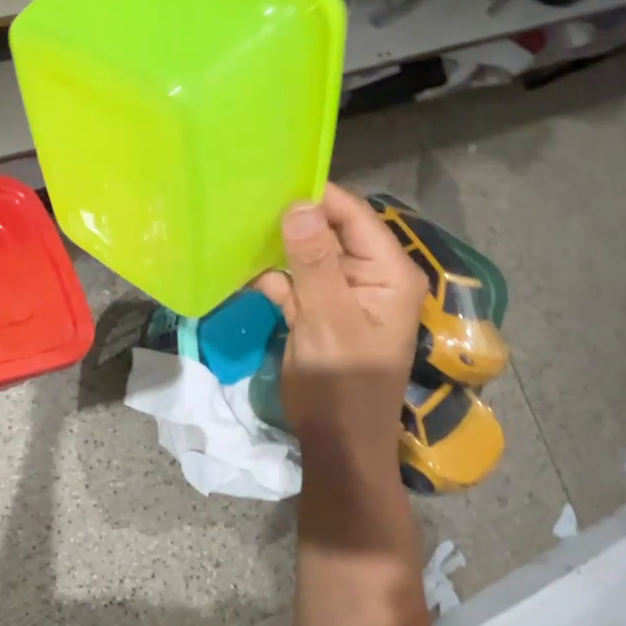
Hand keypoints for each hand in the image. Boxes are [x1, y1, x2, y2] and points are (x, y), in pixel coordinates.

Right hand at [253, 186, 425, 443]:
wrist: (337, 441)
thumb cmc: (342, 382)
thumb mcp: (327, 318)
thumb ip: (314, 261)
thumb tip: (299, 204)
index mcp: (388, 272)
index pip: (353, 216)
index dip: (316, 198)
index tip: (268, 184)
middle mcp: (370, 275)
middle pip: (329, 231)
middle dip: (291, 221)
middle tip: (244, 205)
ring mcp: (343, 294)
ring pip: (307, 255)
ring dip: (277, 248)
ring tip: (236, 230)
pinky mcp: (319, 311)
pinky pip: (295, 280)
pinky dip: (271, 276)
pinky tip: (241, 270)